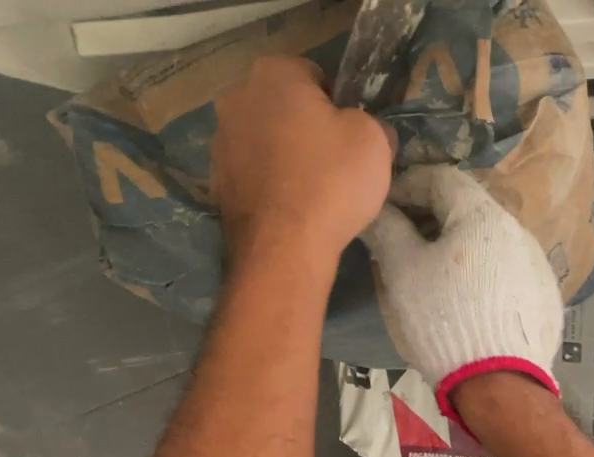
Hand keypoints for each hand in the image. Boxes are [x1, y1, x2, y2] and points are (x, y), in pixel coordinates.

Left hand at [212, 55, 394, 264]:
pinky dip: (272, 185)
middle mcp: (238, 96)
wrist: (286, 245)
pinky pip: (255, 173)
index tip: (352, 137)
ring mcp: (221, 139)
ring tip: (314, 192)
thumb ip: (374, 125)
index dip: (339, 105)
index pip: (314, 75)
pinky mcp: (218, 180)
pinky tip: (293, 209)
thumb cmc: (332, 181)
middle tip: (336, 165)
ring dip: (287, 156)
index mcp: (275, 75)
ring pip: (266, 140)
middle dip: (308, 128)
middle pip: (285, 107)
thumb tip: (370, 130)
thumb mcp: (375, 142)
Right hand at [359, 165, 563, 423]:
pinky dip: (486, 279)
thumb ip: (387, 229)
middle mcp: (521, 234)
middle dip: (434, 220)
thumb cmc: (444, 318)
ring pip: (493, 246)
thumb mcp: (401, 270)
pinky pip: (510, 277)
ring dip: (462, 251)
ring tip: (435, 276)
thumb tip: (378, 209)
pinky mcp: (547, 303)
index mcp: (485, 217)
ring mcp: (539, 270)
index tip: (385, 206)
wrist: (500, 385)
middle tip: (405, 241)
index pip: (442, 178)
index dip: (407, 186)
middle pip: (471, 212)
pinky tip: (470, 304)